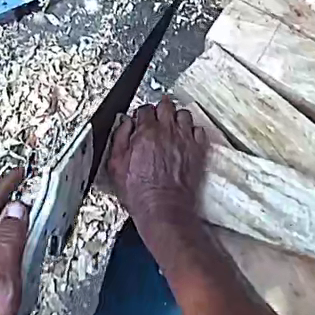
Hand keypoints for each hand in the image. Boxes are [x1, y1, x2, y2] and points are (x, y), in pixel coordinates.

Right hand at [105, 96, 206, 230]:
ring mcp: (185, 138)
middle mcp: (167, 130)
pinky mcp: (198, 149)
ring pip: (184, 114)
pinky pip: (198, 130)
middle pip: (166, 105)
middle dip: (160, 109)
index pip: (145, 108)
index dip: (142, 114)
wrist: (164, 209)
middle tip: (158, 118)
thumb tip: (125, 124)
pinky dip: (192, 132)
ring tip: (172, 127)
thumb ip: (119, 139)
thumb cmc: (141, 192)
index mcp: (146, 132)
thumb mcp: (116, 166)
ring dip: (177, 118)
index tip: (141, 121)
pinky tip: (186, 139)